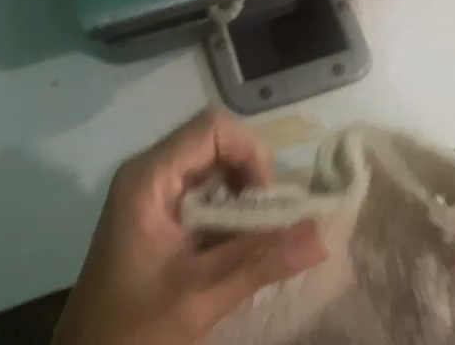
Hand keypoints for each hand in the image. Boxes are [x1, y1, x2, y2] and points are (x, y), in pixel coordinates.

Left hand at [53, 109, 327, 344]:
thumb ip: (261, 260)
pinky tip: (239, 248)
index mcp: (149, 177)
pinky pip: (202, 195)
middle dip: (250, 177)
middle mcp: (149, 172)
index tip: (267, 203)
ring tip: (259, 238)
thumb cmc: (133, 328)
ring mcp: (152, 194)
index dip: (250, 154)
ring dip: (242, 198)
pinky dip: (228, 214)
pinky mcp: (158, 217)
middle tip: (270, 223)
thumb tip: (321, 235)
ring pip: (212, 169)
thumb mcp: (201, 295)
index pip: (212, 128)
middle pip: (214, 144)